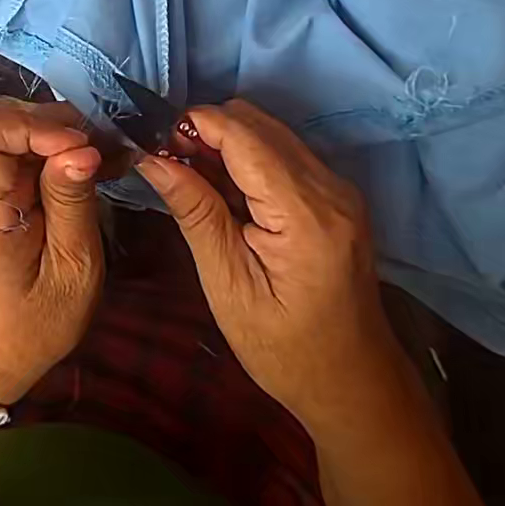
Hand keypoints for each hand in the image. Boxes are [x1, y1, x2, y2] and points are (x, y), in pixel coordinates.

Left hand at [0, 103, 104, 403]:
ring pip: (18, 122)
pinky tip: (97, 161)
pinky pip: (29, 142)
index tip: (80, 145)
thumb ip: (72, 203)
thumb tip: (82, 147)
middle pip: (2, 117)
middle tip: (104, 149)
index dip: (31, 126)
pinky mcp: (5, 179)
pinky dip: (64, 142)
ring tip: (106, 155)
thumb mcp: (71, 268)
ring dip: (64, 130)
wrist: (3, 339)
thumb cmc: (38, 317)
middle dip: (55, 123)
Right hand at [136, 99, 404, 425]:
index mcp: (305, 214)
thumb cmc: (285, 349)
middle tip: (172, 167)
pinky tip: (225, 191)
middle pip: (254, 121)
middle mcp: (329, 187)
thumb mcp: (227, 285)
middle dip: (204, 131)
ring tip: (194, 181)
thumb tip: (150, 158)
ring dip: (222, 142)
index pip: (242, 134)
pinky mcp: (334, 192)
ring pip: (265, 129)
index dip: (193, 124)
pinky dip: (243, 156)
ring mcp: (337, 187)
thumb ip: (194, 211)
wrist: (354, 384)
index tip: (156, 146)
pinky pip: (279, 149)